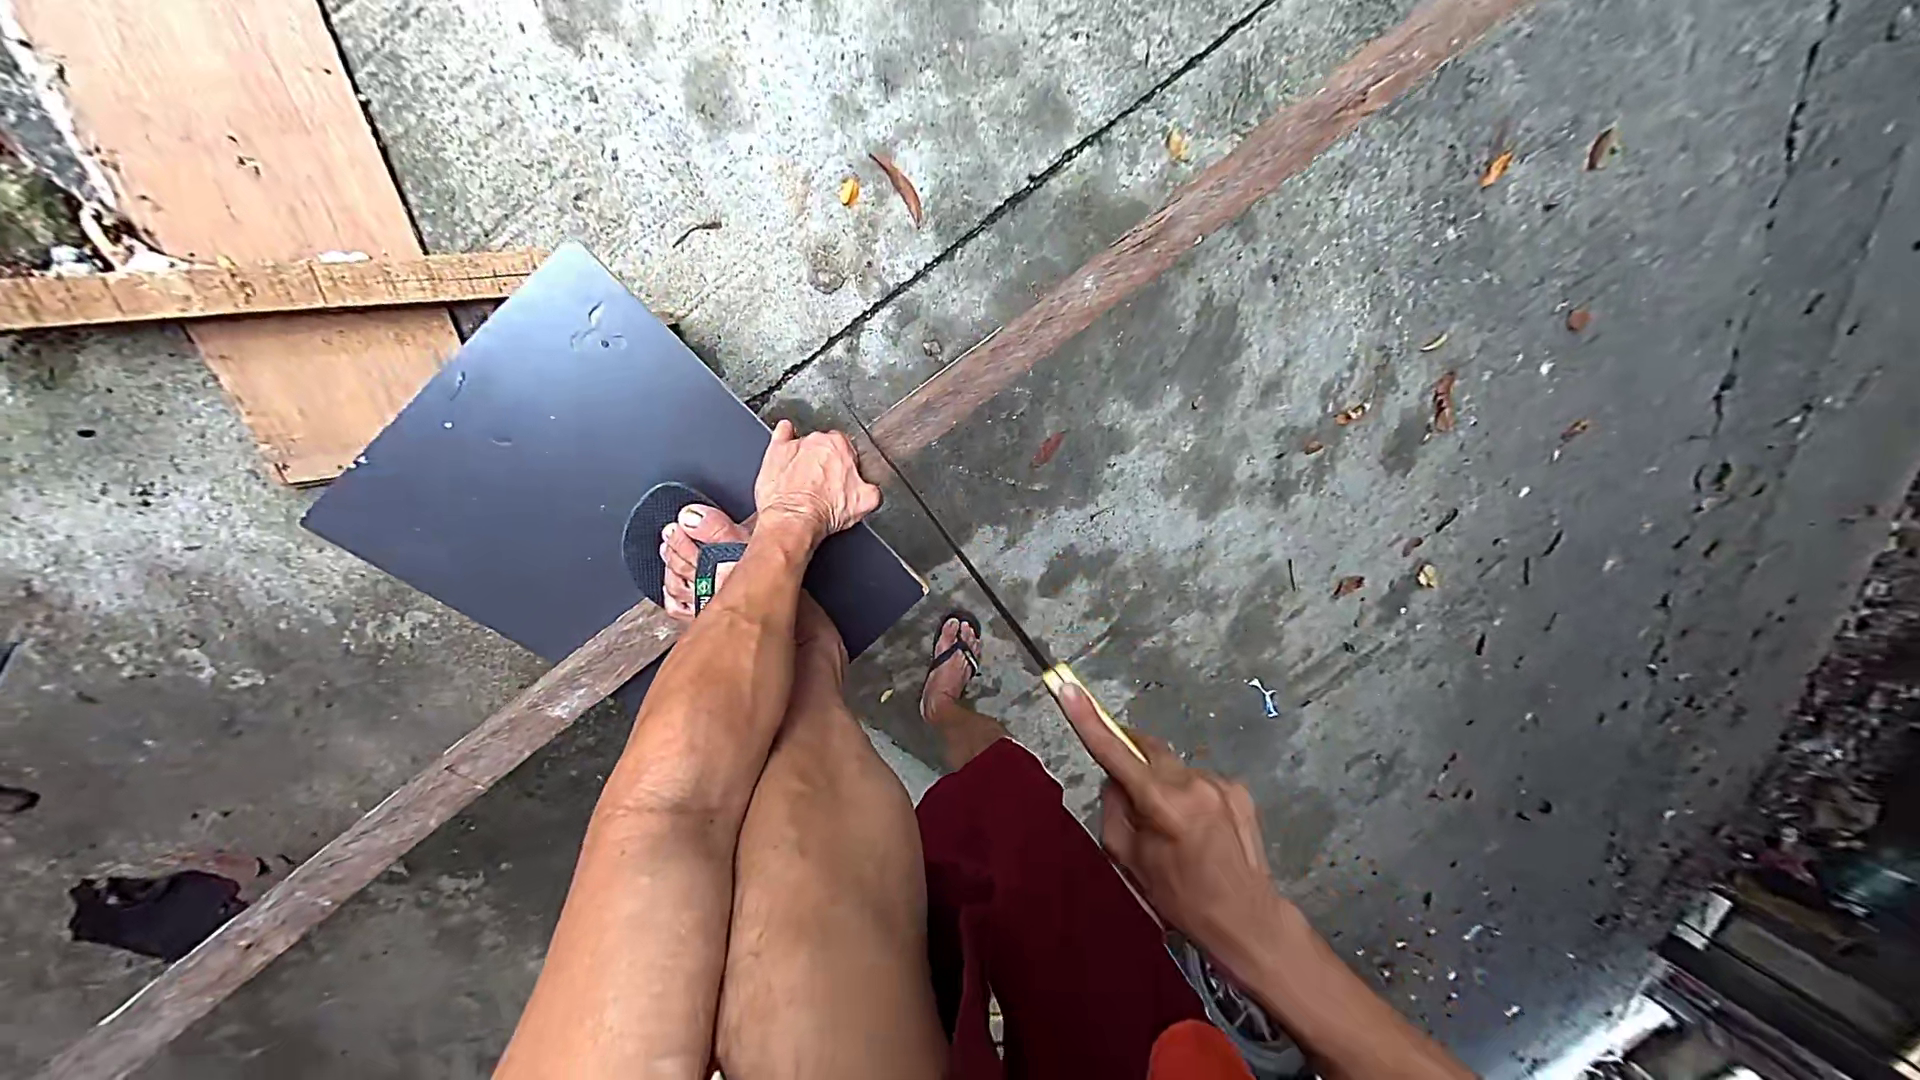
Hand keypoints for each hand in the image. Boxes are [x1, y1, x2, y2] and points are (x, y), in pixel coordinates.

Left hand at [752, 419, 881, 542]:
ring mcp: (795, 445)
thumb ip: (873, 489)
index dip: (846, 467)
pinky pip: (781, 435)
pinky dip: (785, 437)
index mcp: (841, 446)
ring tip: (805, 480)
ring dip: (806, 458)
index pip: (848, 450)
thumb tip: (873, 490)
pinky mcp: (775, 452)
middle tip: (825, 485)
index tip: (843, 480)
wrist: (794, 520)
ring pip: (804, 444)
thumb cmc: (825, 510)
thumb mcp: (866, 503)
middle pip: (825, 446)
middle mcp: (817, 440)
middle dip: (826, 462)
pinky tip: (787, 447)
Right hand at [1056, 684, 1295, 973]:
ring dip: (1163, 783)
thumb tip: (1116, 779)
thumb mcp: (1130, 859)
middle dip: (1132, 760)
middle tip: (1129, 791)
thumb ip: (1114, 808)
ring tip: (1174, 826)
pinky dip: (1188, 794)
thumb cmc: (1182, 898)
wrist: (1249, 923)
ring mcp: (1221, 784)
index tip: (1068, 688)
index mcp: (1164, 806)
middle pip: (1147, 748)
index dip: (1087, 719)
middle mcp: (1194, 785)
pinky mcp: (1239, 789)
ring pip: (1172, 767)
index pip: (1114, 753)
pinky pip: (1197, 779)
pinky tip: (1198, 827)